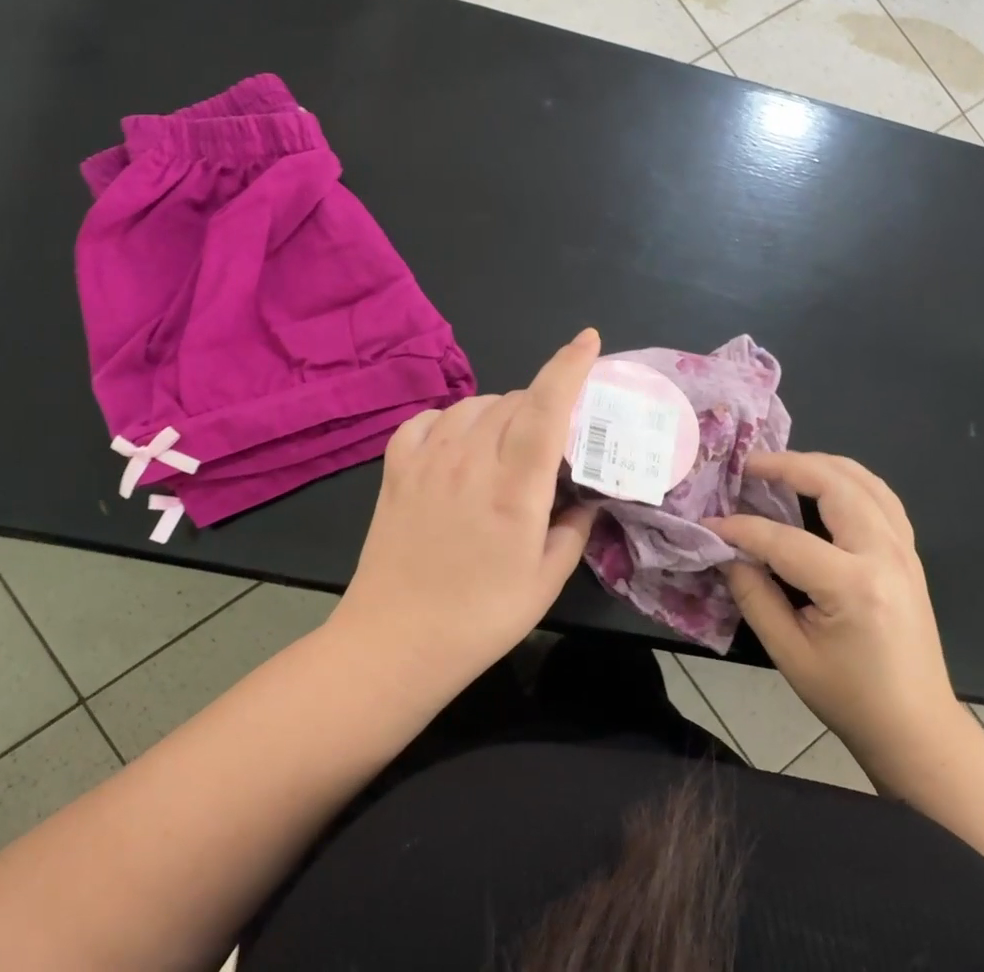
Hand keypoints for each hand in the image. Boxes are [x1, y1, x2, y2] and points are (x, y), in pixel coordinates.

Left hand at [334, 329, 601, 682]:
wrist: (394, 642)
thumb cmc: (480, 618)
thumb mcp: (545, 581)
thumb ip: (573, 529)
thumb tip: (585, 500)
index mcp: (514, 487)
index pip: (546, 408)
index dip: (570, 367)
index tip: (589, 341)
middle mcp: (470, 461)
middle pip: (513, 401)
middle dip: (543, 403)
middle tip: (557, 436)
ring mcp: (427, 462)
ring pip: (473, 405)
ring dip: (501, 411)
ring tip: (510, 441)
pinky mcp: (395, 471)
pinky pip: (428, 421)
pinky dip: (451, 420)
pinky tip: (458, 442)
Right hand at [704, 452, 956, 766]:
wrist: (914, 725)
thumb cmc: (849, 697)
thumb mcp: (790, 654)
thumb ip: (755, 597)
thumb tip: (728, 554)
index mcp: (854, 585)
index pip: (786, 540)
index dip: (743, 528)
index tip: (710, 523)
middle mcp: (886, 555)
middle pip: (836, 485)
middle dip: (788, 466)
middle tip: (747, 465)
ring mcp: (905, 551)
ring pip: (866, 482)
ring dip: (822, 465)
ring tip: (782, 465)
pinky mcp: (909, 555)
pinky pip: (882, 499)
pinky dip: (850, 482)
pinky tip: (824, 485)